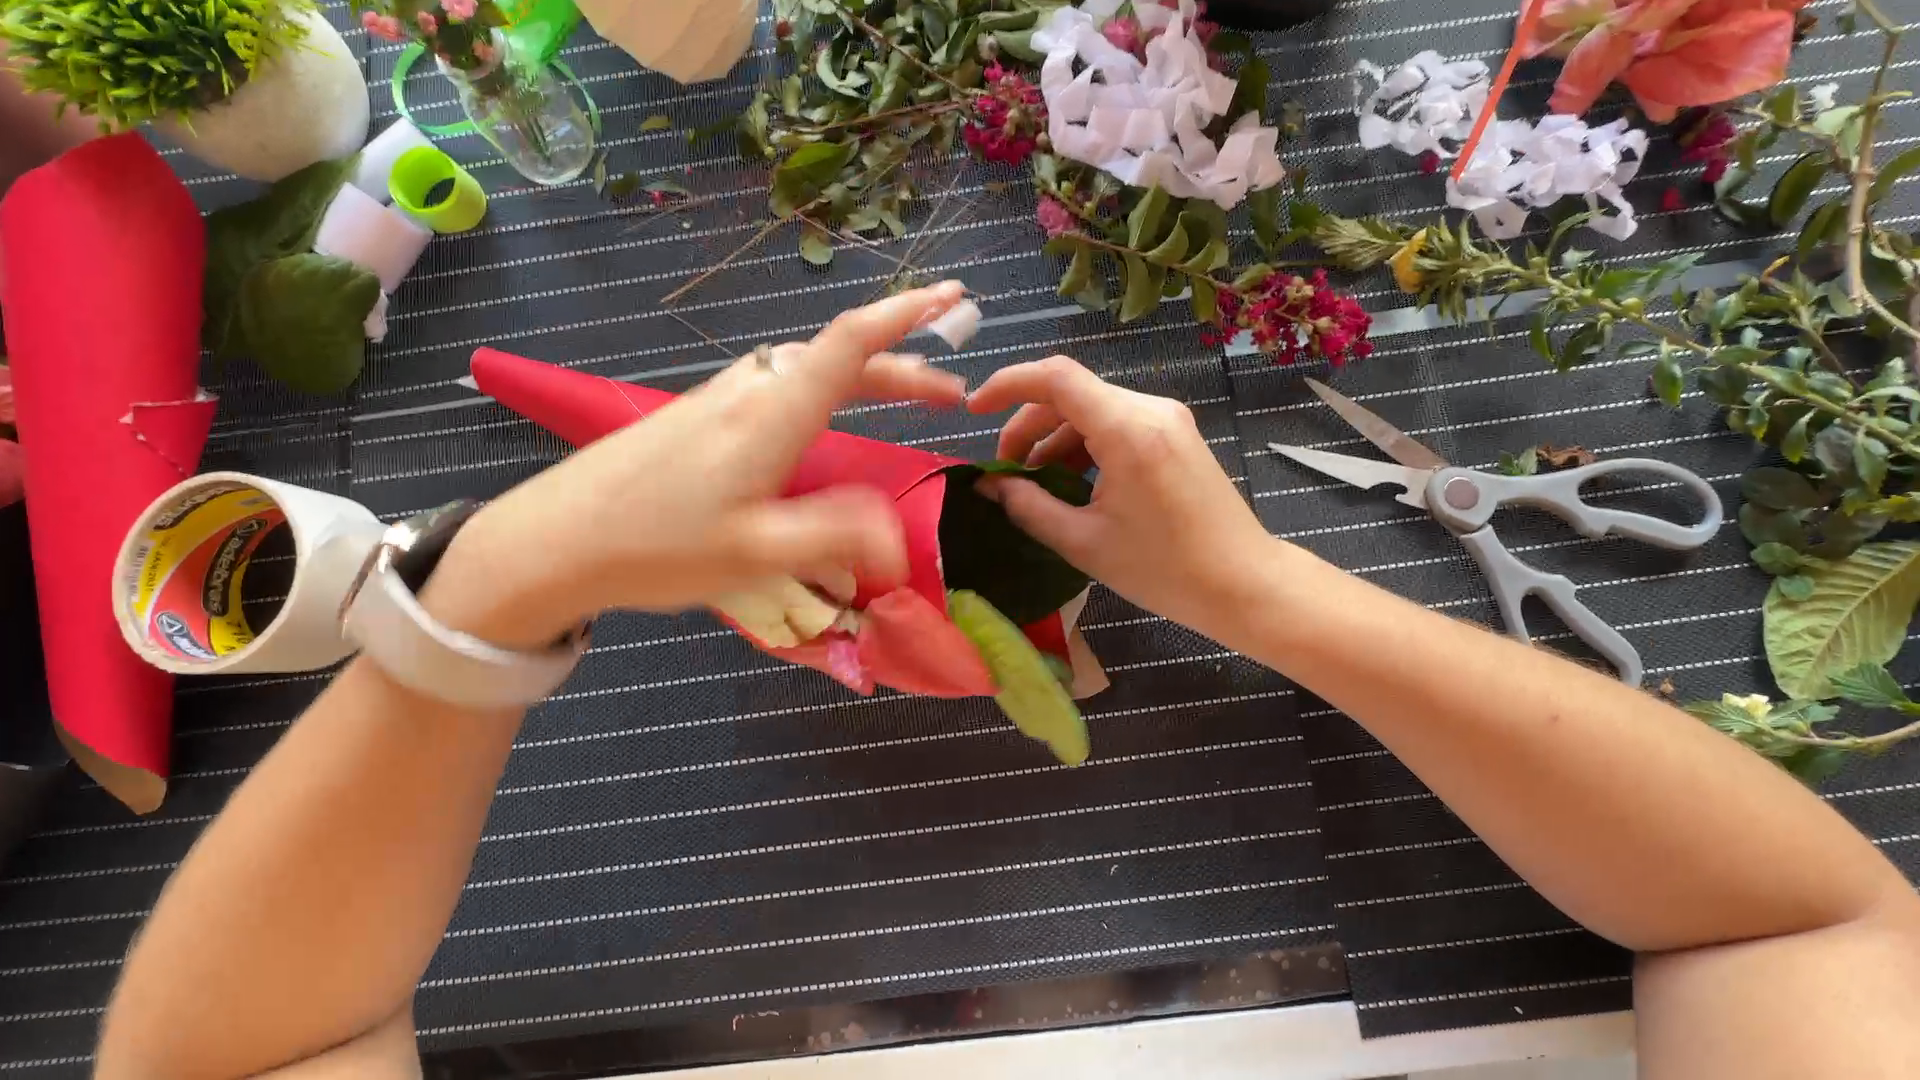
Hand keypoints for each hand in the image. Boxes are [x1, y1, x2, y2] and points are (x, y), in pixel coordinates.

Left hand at [424, 282, 970, 646]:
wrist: (552, 541)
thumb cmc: (657, 547)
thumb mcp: (756, 554)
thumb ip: (836, 538)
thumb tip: (900, 543)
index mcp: (772, 415)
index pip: (850, 344)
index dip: (906, 314)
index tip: (953, 297)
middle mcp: (749, 392)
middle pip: (837, 358)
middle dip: (903, 368)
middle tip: (949, 396)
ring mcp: (719, 399)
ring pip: (807, 370)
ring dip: (864, 378)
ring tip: (902, 399)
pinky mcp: (698, 416)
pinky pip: (778, 386)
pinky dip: (825, 391)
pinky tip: (821, 421)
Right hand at [966, 356, 1280, 642]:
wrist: (1245, 583)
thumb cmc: (1165, 570)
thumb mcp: (1084, 543)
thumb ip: (1028, 506)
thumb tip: (990, 485)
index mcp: (1127, 429)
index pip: (1055, 377)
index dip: (1006, 384)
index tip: (974, 409)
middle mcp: (1149, 409)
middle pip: (1070, 394)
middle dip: (1027, 426)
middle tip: (1005, 472)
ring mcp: (1167, 419)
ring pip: (1091, 410)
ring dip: (1054, 439)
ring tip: (1035, 485)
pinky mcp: (1175, 435)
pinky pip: (1116, 425)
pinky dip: (1084, 446)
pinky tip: (1073, 484)